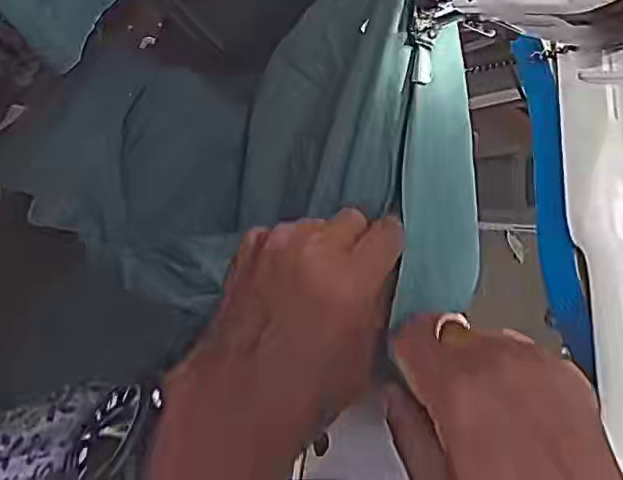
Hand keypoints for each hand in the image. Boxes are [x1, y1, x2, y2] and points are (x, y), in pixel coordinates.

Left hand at [146, 210, 403, 479]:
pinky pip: (283, 233)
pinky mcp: (252, 244)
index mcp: (351, 278)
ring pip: (318, 223)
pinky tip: (282, 283)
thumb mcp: (364, 355)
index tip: (383, 258)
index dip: (387, 248)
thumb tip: (385, 273)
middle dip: (354, 244)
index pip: (387, 231)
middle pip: (353, 219)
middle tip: (346, 275)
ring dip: (319, 245)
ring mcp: (280, 242)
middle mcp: (315, 250)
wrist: (234, 404)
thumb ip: (380, 300)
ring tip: (309, 283)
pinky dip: (286, 251)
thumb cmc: (300, 394)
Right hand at [384, 313, 622, 479]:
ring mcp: (539, 362)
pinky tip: (522, 416)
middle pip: (452, 332)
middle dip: (443, 362)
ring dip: (482, 366)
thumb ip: (412, 431)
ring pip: (491, 340)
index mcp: (459, 387)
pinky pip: (529, 355)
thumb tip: (400, 403)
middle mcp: (500, 361)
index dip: (404, 351)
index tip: (405, 365)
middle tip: (446, 406)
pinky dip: (519, 375)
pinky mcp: (568, 373)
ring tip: (490, 418)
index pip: (413, 331)